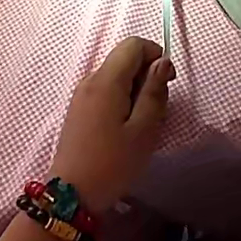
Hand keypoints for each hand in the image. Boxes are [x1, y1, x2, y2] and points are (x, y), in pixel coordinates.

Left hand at [48, 38, 173, 210]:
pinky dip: (122, 99)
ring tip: (143, 122)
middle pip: (124, 58)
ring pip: (116, 75)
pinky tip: (126, 128)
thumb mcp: (144, 129)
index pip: (133, 44)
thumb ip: (155, 91)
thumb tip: (163, 62)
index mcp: (106, 80)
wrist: (73, 196)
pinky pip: (106, 90)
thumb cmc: (113, 163)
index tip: (168, 82)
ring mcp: (81, 94)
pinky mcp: (79, 109)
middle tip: (157, 109)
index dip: (156, 55)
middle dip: (147, 74)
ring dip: (136, 89)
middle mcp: (90, 80)